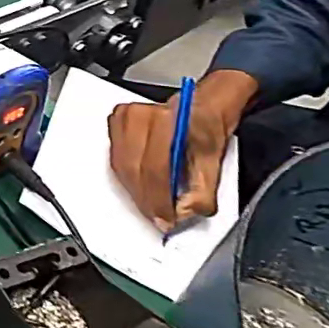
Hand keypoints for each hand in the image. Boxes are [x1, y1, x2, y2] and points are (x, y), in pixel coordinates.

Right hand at [107, 70, 257, 233]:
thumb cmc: (205, 129)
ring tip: (149, 203)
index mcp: (169, 120)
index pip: (156, 167)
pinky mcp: (116, 120)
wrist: (199, 109)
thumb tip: (181, 213)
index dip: (158, 198)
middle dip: (145, 199)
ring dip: (134, 190)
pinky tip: (139, 183)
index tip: (165, 218)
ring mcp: (125, 116)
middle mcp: (142, 115)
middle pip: (134, 168)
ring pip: (121, 166)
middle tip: (156, 216)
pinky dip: (126, 176)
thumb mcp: (213, 164)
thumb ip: (201, 194)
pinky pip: (115, 158)